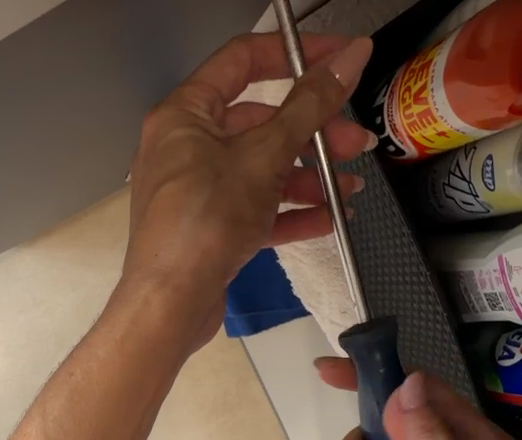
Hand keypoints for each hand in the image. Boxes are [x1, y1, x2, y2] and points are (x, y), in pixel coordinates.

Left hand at [117, 33, 375, 340]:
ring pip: (258, 171)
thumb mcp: (265, 155)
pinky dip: (286, 214)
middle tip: (352, 143)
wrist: (169, 304)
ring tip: (346, 188)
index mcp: (182, 117)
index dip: (296, 54)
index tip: (340, 61)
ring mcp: (191, 194)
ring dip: (307, 178)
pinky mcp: (203, 231)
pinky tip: (325, 220)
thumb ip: (310, 105)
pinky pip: (251, 211)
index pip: (241, 61)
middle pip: (257, 124)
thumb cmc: (202, 224)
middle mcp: (181, 151)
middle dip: (311, 133)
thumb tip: (348, 58)